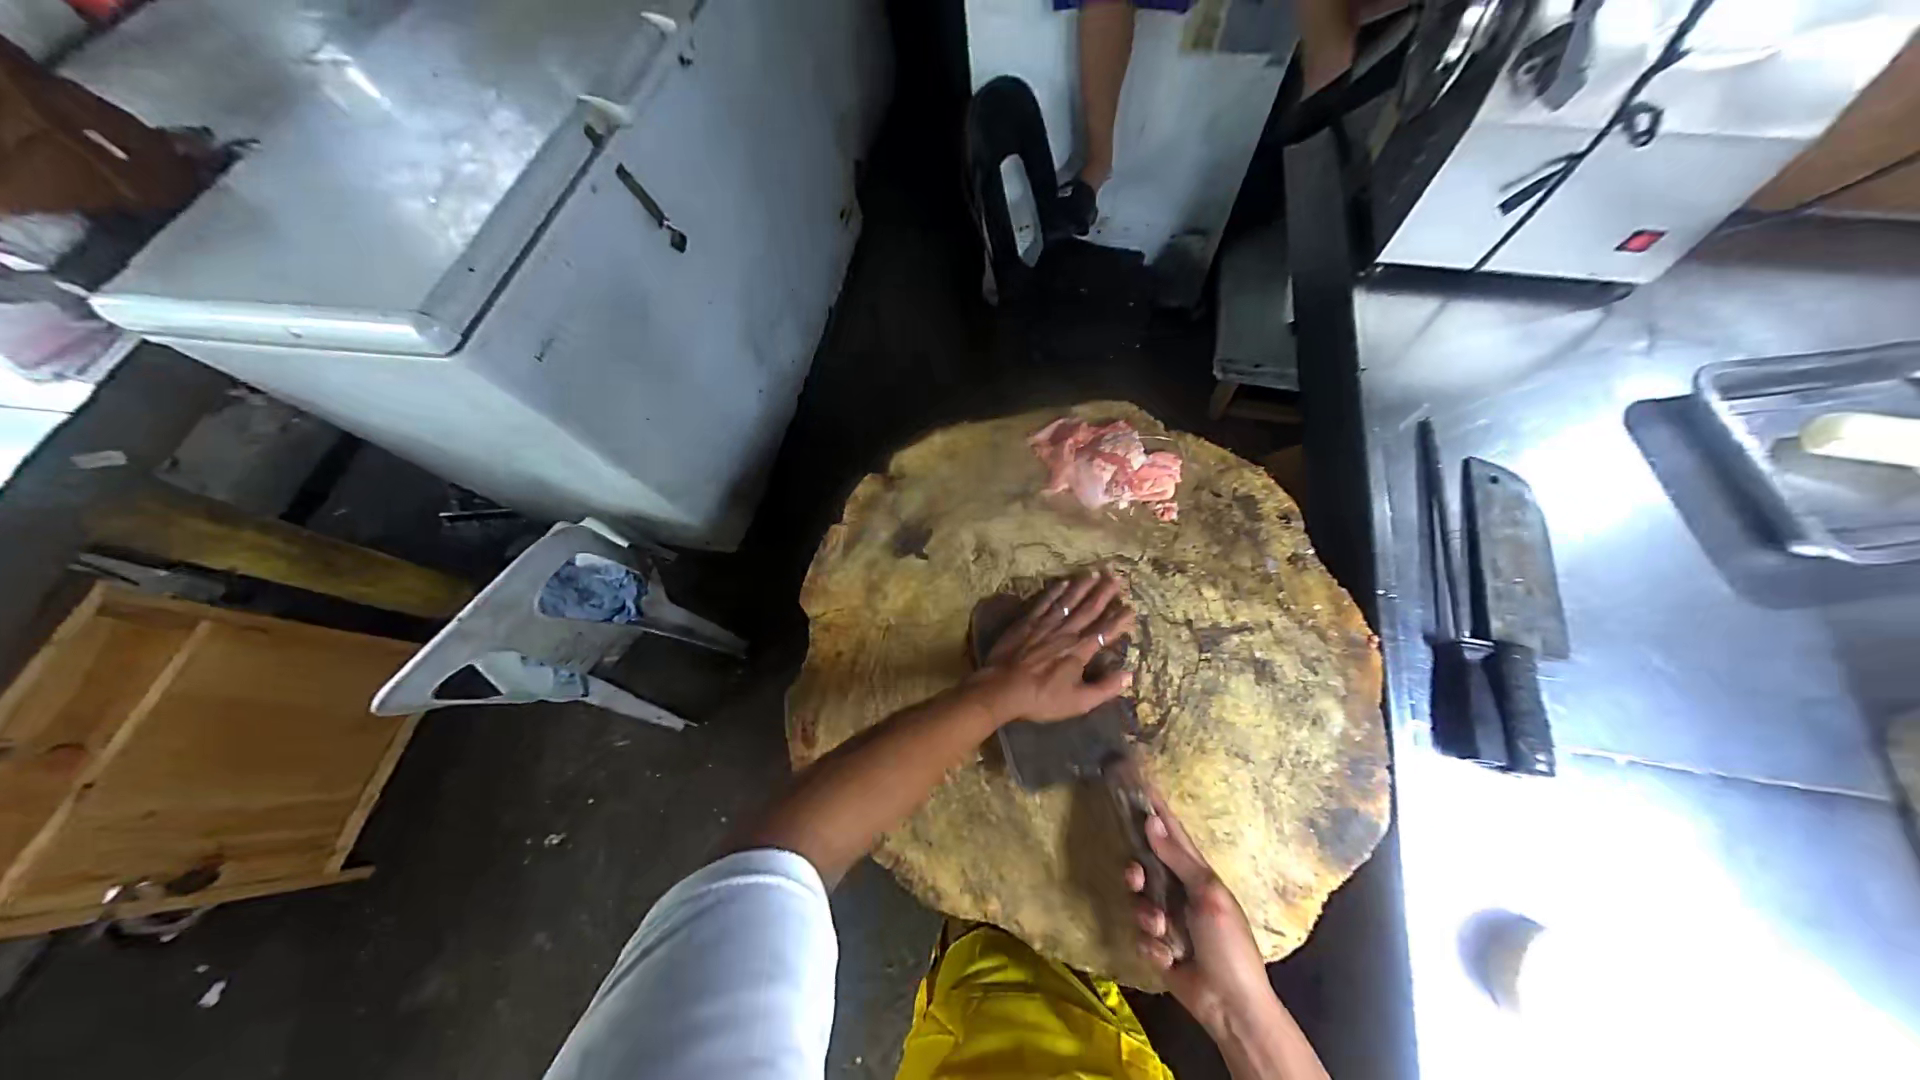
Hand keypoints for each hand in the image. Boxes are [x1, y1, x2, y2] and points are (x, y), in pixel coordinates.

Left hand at [965, 572, 1135, 723]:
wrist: (1002, 689)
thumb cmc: (1041, 699)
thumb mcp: (1078, 702)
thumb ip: (1105, 688)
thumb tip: (1130, 676)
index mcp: (1080, 651)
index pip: (1104, 631)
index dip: (1119, 620)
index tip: (1131, 608)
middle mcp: (1066, 633)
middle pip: (1089, 609)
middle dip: (1104, 593)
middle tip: (1117, 577)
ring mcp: (1045, 625)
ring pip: (1069, 601)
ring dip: (1083, 586)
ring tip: (1096, 572)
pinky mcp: (1026, 622)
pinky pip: (1044, 602)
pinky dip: (1055, 591)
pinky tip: (1064, 581)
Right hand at [1127, 787, 1281, 1036]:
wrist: (1230, 1005)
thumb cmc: (1229, 943)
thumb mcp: (1206, 895)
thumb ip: (1175, 858)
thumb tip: (1151, 820)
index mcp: (1196, 871)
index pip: (1170, 829)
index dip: (1153, 805)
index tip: (1133, 778)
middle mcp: (1178, 888)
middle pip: (1144, 862)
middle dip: (1136, 870)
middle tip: (1136, 879)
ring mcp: (1166, 917)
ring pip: (1137, 900)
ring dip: (1147, 915)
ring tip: (1162, 932)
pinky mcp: (1156, 944)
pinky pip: (1140, 934)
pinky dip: (1153, 945)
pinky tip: (1169, 957)